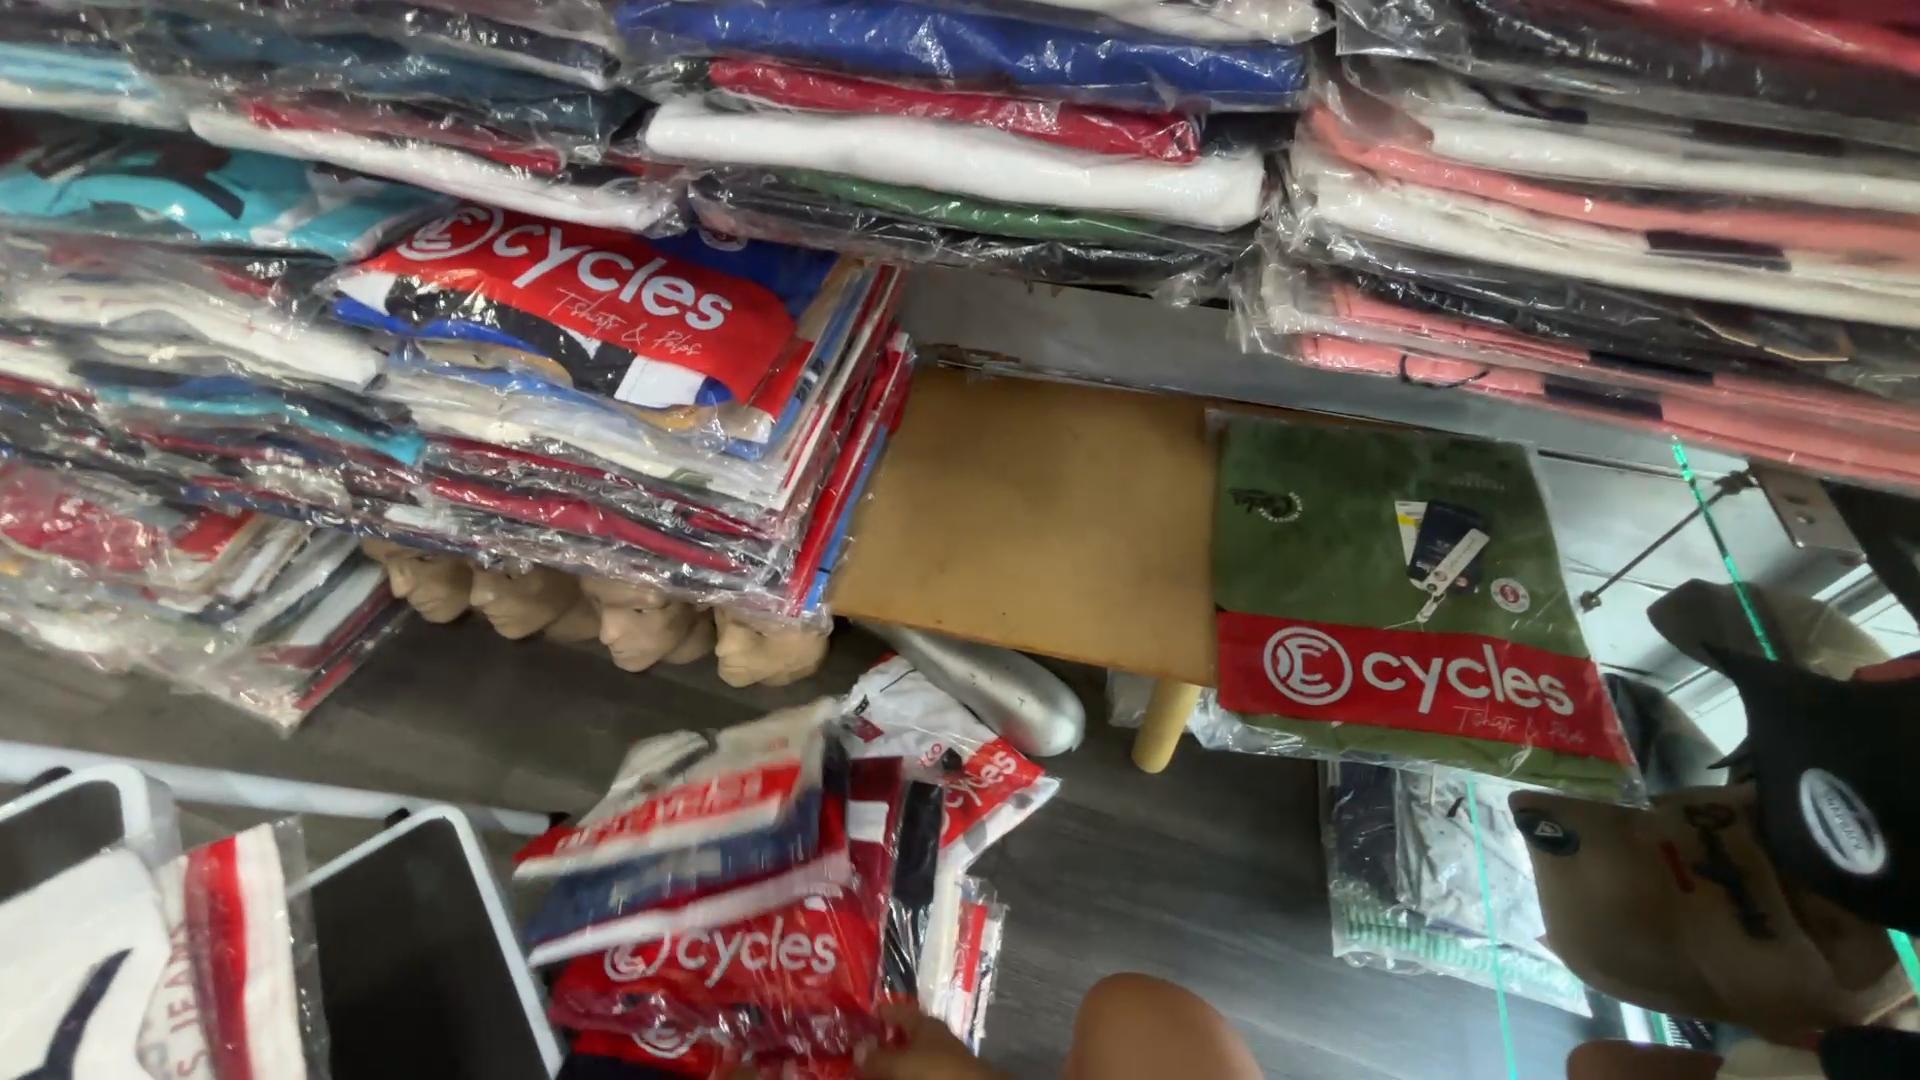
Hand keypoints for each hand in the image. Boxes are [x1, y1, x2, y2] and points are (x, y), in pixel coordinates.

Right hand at [854, 1003, 1007, 1079]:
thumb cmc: (936, 1071)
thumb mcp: (902, 1064)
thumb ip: (878, 1057)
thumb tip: (856, 1048)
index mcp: (923, 1024)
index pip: (896, 1010)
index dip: (878, 1013)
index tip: (859, 1020)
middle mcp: (930, 1037)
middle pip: (901, 1036)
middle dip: (881, 1045)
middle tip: (860, 1054)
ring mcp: (938, 1058)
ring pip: (908, 1057)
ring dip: (891, 1064)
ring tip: (872, 1072)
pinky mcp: (942, 1073)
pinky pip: (916, 1070)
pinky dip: (904, 1073)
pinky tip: (895, 1076)